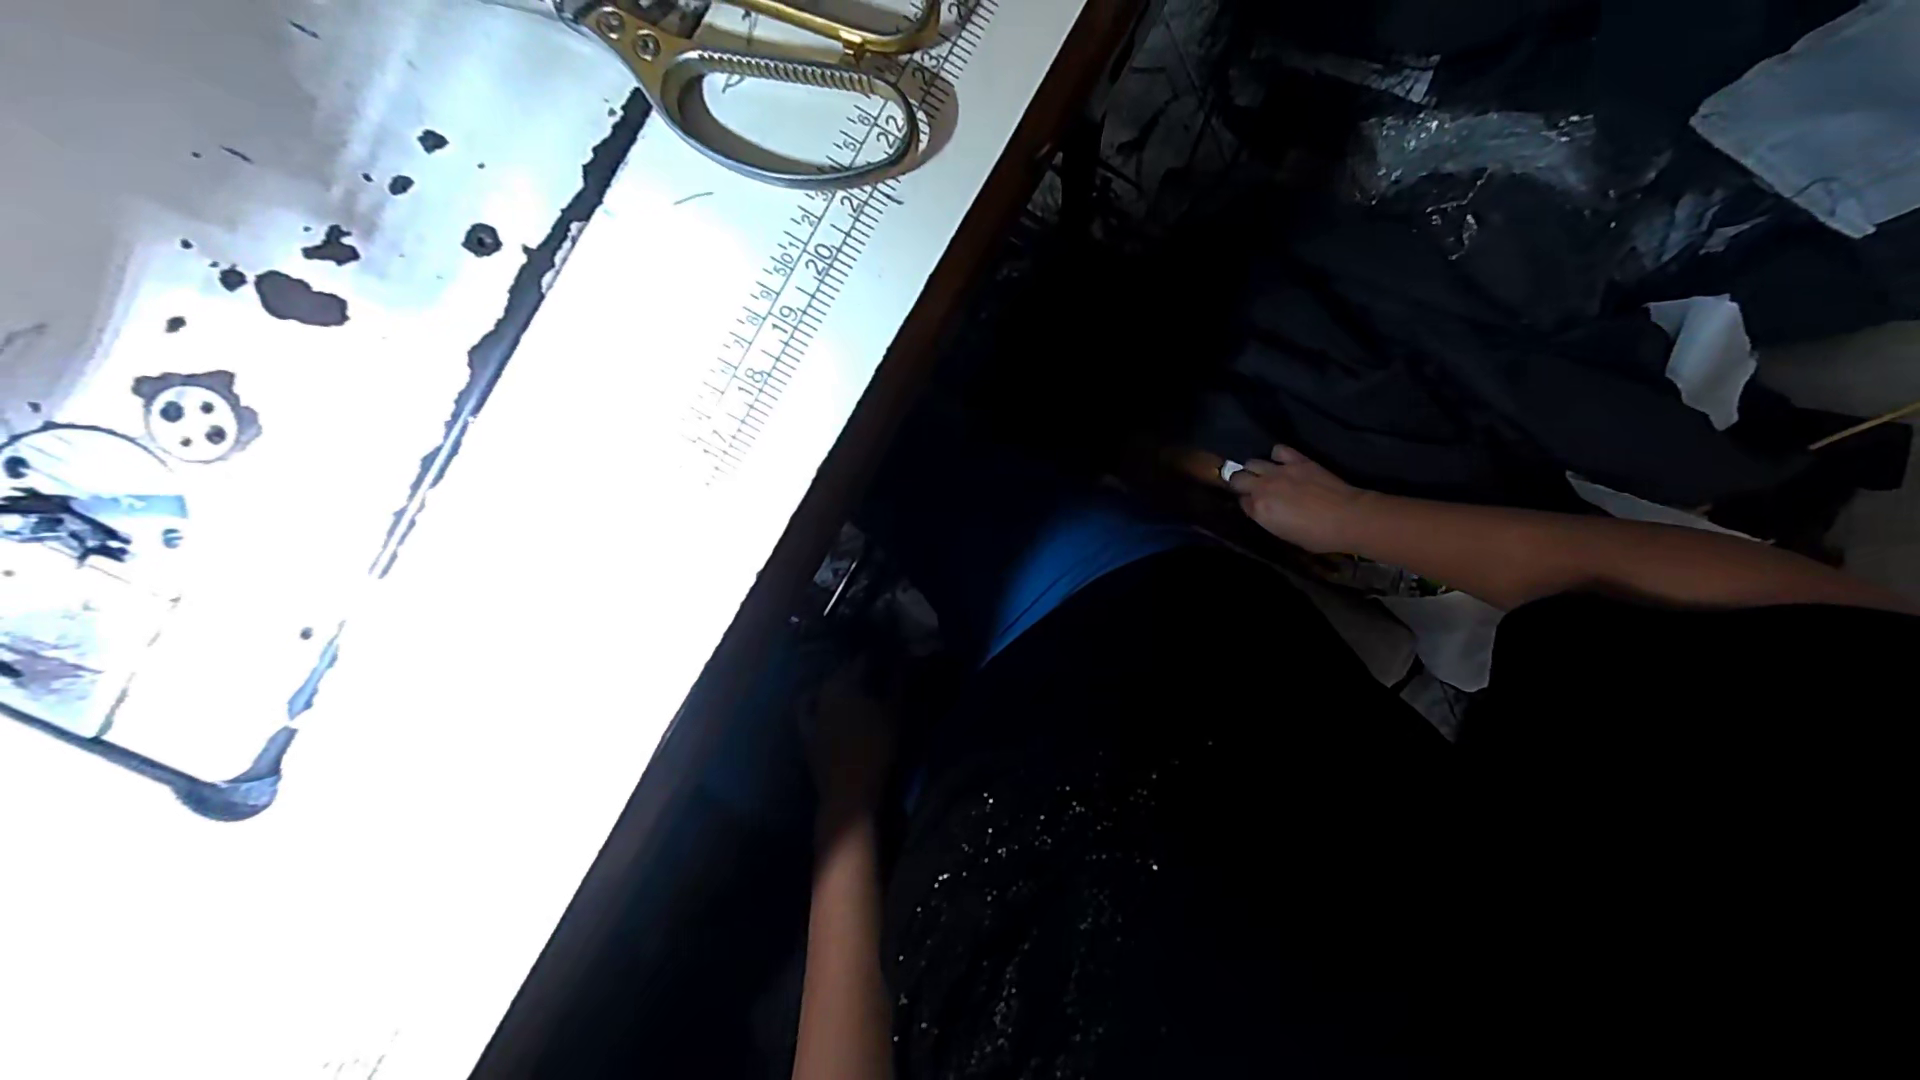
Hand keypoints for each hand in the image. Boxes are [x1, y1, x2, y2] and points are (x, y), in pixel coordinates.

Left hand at [800, 656, 896, 836]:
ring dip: (840, 683)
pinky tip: (825, 705)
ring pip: (824, 688)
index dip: (881, 655)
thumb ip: (900, 682)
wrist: (852, 797)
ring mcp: (812, 716)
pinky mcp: (807, 737)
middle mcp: (825, 694)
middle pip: (843, 671)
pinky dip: (816, 702)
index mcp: (847, 684)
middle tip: (881, 669)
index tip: (896, 654)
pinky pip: (807, 710)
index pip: (864, 659)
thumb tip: (904, 658)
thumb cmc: (880, 750)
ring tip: (857, 687)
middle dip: (860, 667)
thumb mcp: (898, 713)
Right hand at [1227, 445, 1372, 553]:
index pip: (1241, 501)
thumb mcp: (1283, 534)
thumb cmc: (1317, 536)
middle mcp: (1263, 487)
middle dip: (1241, 483)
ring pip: (1252, 462)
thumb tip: (1259, 508)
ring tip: (1264, 474)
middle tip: (1251, 488)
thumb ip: (1266, 518)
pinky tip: (1283, 462)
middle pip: (1237, 478)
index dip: (1247, 503)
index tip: (1255, 506)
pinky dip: (1277, 455)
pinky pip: (1278, 450)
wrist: (1348, 518)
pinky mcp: (1298, 461)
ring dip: (1254, 469)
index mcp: (1258, 510)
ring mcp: (1279, 471)